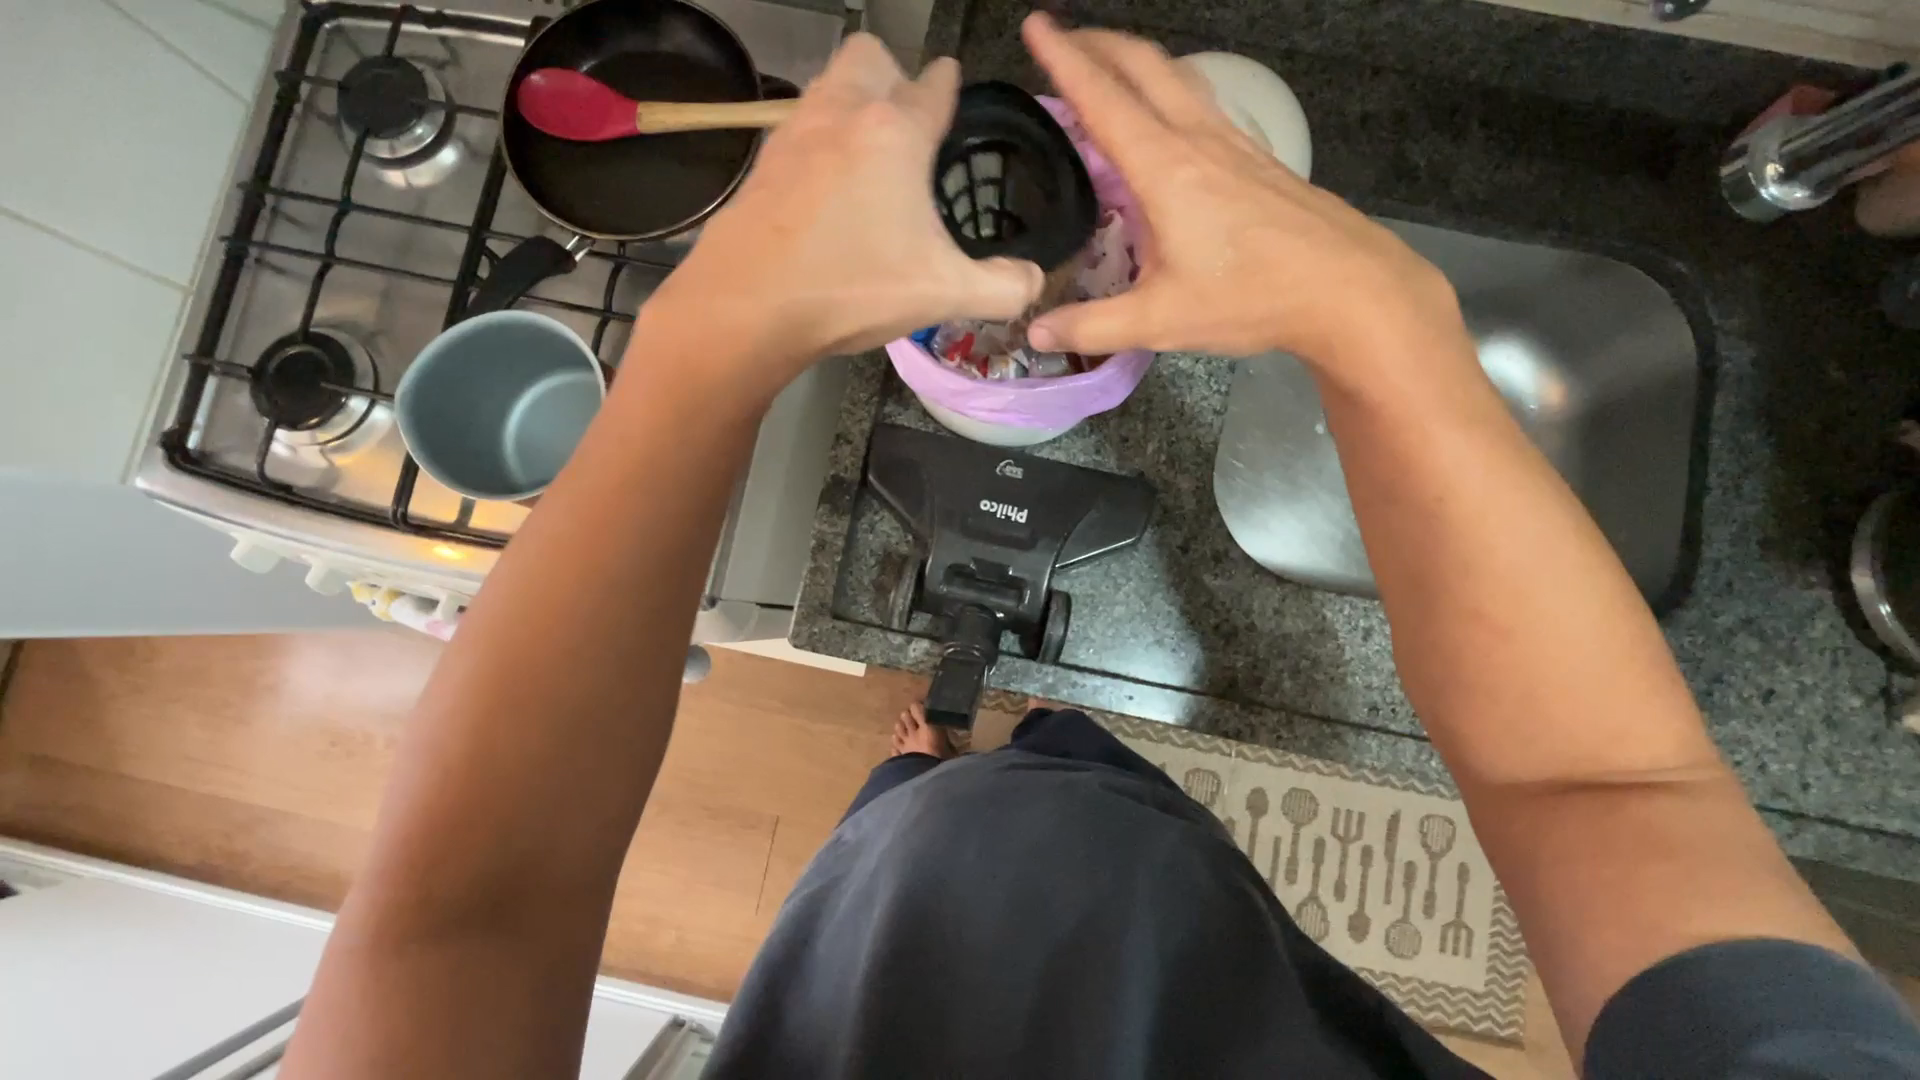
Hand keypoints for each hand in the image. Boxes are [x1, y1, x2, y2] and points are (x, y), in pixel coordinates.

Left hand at [642, 35, 1042, 383]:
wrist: (748, 305)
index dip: (949, 88)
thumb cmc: (852, 287)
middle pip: (871, 58)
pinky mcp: (761, 165)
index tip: (952, 92)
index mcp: (896, 132)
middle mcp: (843, 114)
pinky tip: (824, 193)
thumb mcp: (945, 294)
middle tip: (907, 129)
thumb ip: (1002, 287)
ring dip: (852, 104)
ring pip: (828, 87)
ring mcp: (794, 134)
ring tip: (867, 158)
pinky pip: (797, 130)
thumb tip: (1033, 280)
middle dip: (894, 77)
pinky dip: (818, 145)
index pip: (934, 86)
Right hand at [1021, 15, 1468, 377]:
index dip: (1064, 60)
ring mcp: (1234, 144)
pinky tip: (1168, 122)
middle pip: (1144, 66)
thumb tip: (1034, 333)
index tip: (1036, 27)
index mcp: (1165, 169)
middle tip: (1062, 39)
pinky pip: (1204, 104)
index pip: (1103, 99)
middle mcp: (1198, 140)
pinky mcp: (1258, 160)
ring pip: (1178, 78)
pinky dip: (1169, 93)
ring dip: (1136, 62)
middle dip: (1098, 43)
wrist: (1347, 288)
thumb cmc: (1250, 298)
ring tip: (1108, 69)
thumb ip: (1090, 327)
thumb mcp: (1158, 322)